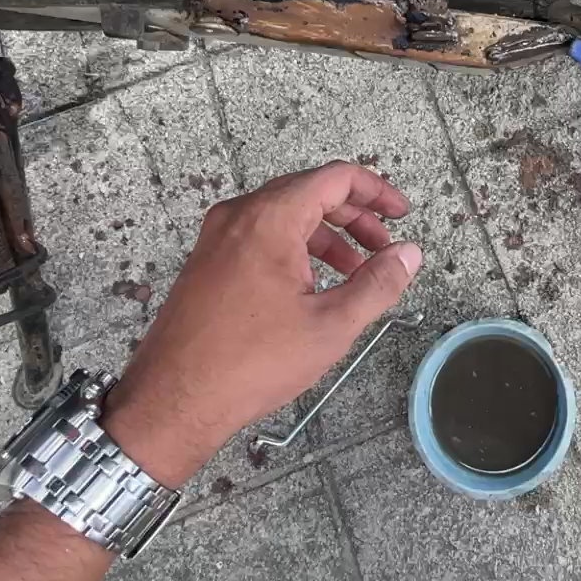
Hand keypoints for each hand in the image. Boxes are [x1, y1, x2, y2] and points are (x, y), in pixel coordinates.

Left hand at [102, 162, 422, 485]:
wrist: (172, 402)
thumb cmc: (248, 364)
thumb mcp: (331, 324)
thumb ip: (379, 283)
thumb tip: (409, 254)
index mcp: (270, 219)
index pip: (335, 178)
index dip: (377, 191)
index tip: (401, 213)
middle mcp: (240, 216)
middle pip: (311, 191)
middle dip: (356, 215)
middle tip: (385, 244)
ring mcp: (219, 236)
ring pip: (287, 213)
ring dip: (329, 233)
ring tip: (356, 269)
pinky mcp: (209, 259)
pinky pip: (263, 234)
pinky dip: (298, 246)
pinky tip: (315, 282)